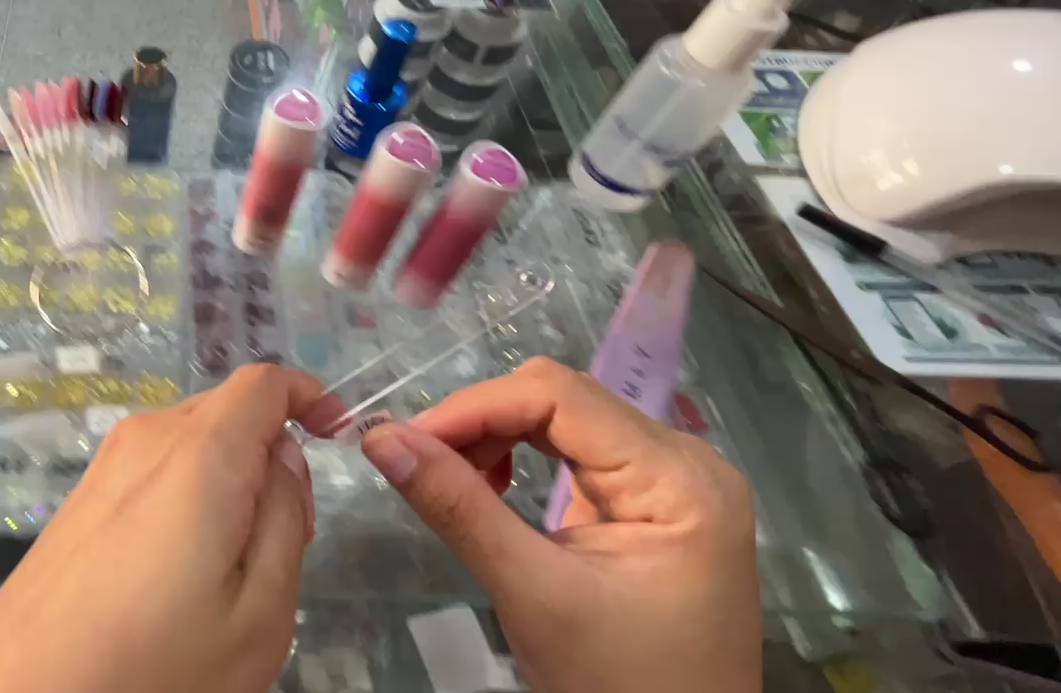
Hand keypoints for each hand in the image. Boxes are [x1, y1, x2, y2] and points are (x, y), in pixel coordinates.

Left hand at [0, 364, 323, 692]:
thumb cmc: (157, 665)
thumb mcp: (259, 610)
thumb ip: (286, 516)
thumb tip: (283, 455)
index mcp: (199, 450)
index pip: (264, 382)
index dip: (309, 395)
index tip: (338, 436)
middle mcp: (149, 435)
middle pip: (229, 409)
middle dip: (272, 449)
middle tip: (287, 533)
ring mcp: (108, 460)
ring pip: (192, 438)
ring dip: (230, 473)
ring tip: (230, 563)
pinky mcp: (83, 490)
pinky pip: (155, 463)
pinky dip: (189, 488)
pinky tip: (177, 565)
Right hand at [361, 358, 760, 692]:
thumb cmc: (619, 687)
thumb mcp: (532, 595)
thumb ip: (456, 507)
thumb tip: (378, 436)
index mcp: (678, 478)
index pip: (558, 397)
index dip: (476, 407)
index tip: (408, 438)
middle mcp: (682, 459)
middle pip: (558, 397)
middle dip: (481, 420)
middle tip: (423, 460)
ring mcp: (667, 476)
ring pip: (557, 414)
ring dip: (493, 434)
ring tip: (452, 478)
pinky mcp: (644, 494)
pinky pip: (567, 443)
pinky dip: (515, 452)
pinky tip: (490, 486)